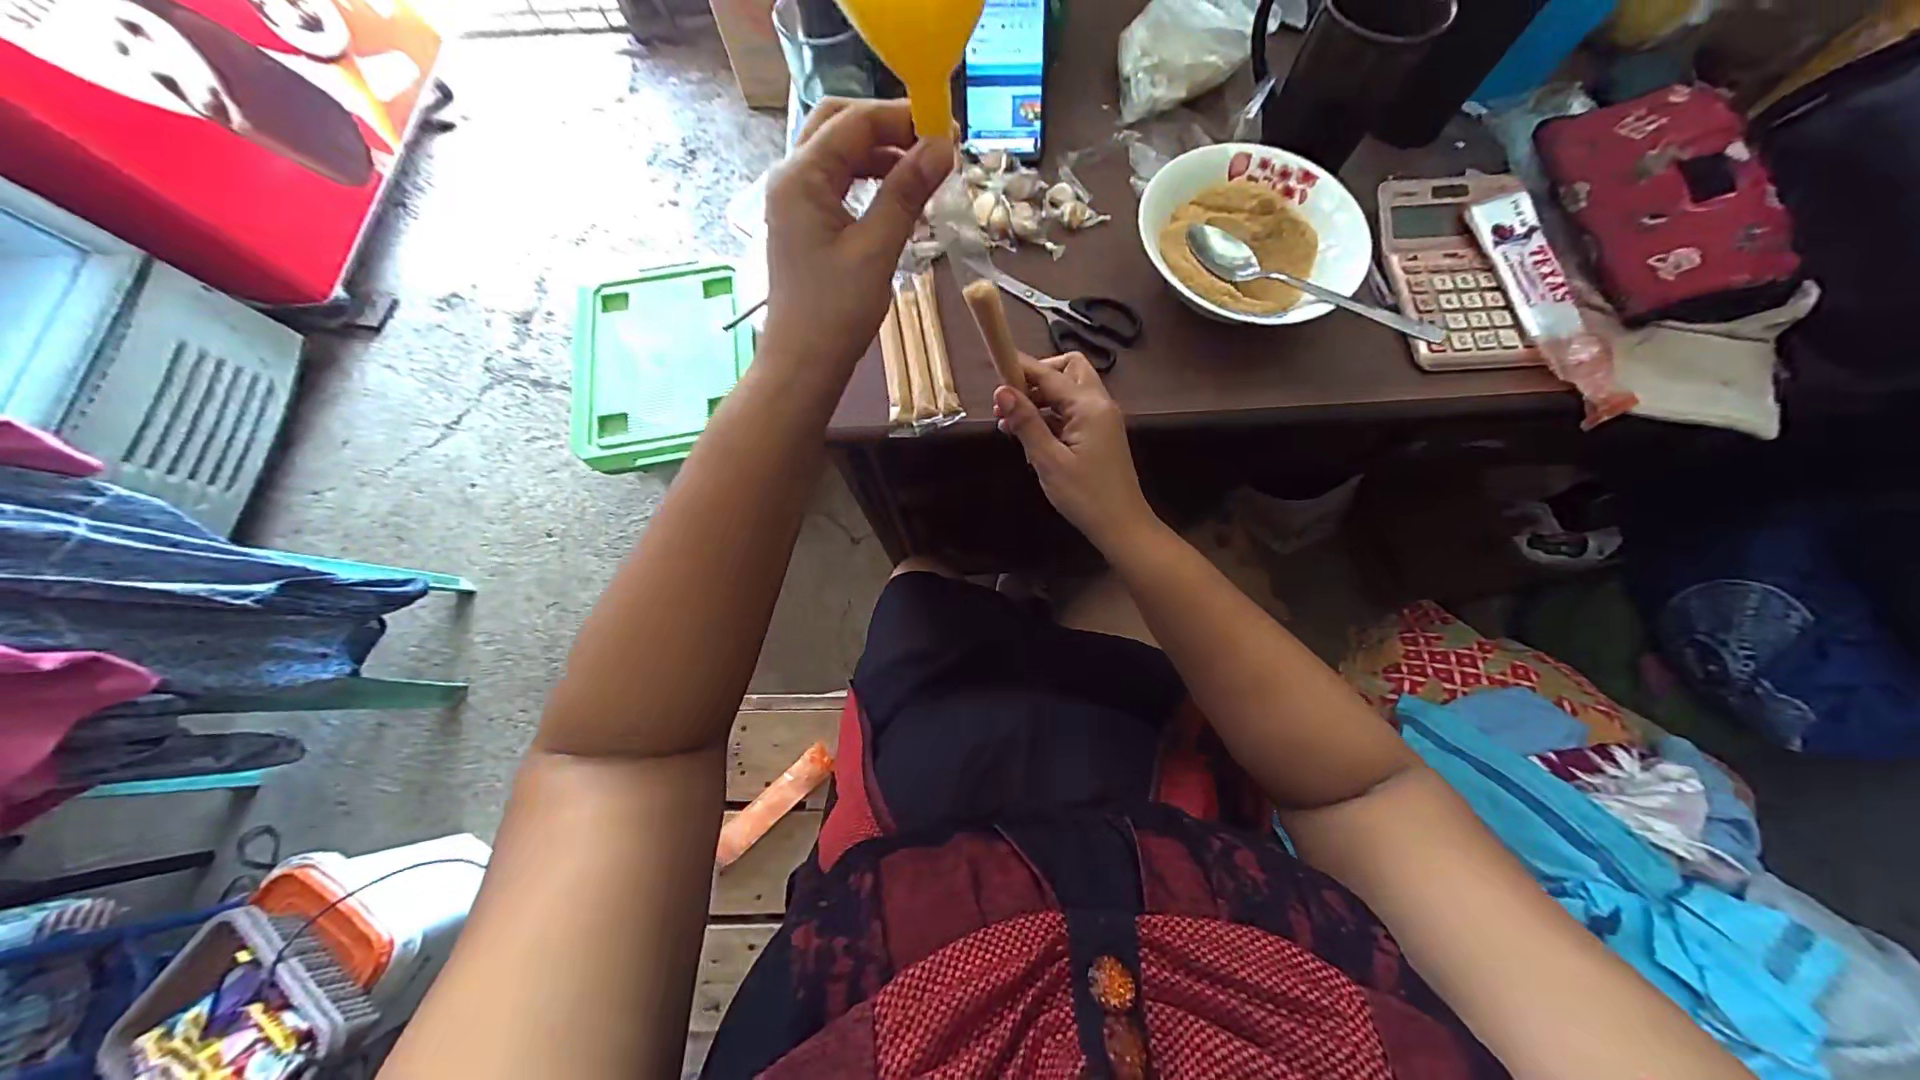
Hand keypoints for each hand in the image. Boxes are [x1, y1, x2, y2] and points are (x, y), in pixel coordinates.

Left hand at [762, 99, 952, 367]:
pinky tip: (898, 198)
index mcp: (800, 177)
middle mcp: (790, 179)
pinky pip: (838, 184)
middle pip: (839, 126)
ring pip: (839, 155)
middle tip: (931, 145)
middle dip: (887, 129)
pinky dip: (869, 182)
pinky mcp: (804, 224)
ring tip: (922, 174)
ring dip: (880, 156)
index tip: (945, 129)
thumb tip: (941, 147)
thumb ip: (906, 193)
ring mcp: (794, 202)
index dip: (901, 118)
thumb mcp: (876, 249)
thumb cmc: (835, 312)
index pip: (854, 122)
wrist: (803, 363)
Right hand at [993, 353, 1157, 551]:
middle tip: (1011, 401)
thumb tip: (1001, 391)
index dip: (1020, 369)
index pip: (1049, 374)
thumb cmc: (1085, 496)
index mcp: (1089, 406)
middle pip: (1068, 369)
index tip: (993, 370)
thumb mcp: (1049, 460)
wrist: (1121, 525)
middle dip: (1037, 377)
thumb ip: (1026, 423)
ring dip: (1040, 399)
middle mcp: (1099, 404)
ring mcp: (1101, 418)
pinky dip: (1050, 415)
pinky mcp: (1099, 433)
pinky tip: (1029, 437)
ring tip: (1011, 424)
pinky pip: (1072, 411)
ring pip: (1068, 390)